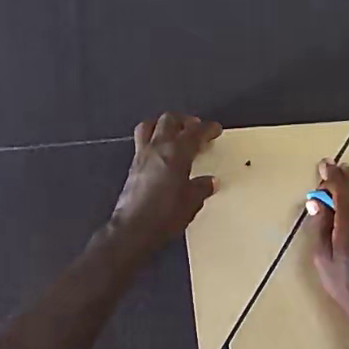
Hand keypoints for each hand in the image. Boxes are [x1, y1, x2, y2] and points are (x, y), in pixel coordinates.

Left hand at [105, 112, 221, 256]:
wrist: (134, 228)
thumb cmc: (166, 215)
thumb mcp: (191, 202)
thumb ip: (201, 188)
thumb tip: (210, 182)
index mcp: (177, 153)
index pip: (195, 132)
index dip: (207, 129)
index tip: (215, 130)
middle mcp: (158, 148)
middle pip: (170, 120)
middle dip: (185, 121)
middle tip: (196, 129)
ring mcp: (142, 155)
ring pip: (150, 125)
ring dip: (164, 124)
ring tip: (174, 132)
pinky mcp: (133, 165)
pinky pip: (142, 140)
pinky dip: (152, 137)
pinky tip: (160, 151)